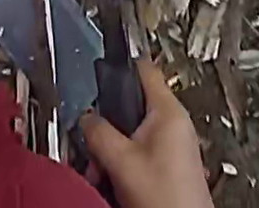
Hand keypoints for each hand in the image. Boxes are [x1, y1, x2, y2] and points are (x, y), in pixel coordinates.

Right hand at [81, 60, 212, 207]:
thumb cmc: (166, 200)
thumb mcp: (122, 161)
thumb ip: (98, 132)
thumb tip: (85, 117)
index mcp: (167, 111)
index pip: (143, 68)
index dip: (121, 64)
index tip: (101, 68)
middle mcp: (173, 123)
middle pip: (132, 104)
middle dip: (108, 123)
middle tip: (94, 141)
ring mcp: (173, 145)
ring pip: (132, 131)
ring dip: (112, 147)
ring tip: (100, 168)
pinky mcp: (169, 166)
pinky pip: (139, 151)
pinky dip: (123, 161)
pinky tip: (112, 180)